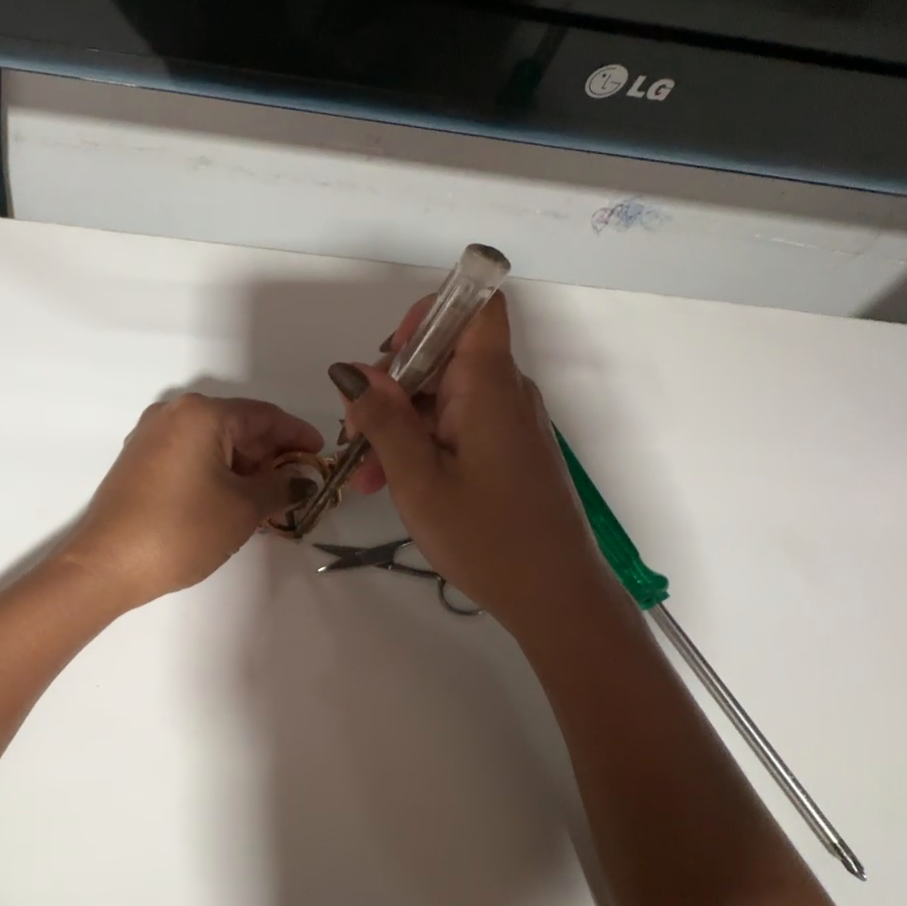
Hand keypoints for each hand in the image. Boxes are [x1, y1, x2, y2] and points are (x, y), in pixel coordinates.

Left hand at [53, 394, 323, 604]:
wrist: (107, 564)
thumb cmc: (181, 529)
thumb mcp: (242, 508)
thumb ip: (280, 486)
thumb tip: (302, 478)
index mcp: (201, 413)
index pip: (264, 416)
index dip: (298, 437)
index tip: (322, 459)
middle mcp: (173, 414)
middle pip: (237, 426)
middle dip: (271, 455)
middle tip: (299, 486)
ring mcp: (150, 436)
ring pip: (212, 443)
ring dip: (244, 467)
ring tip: (270, 500)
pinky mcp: (138, 461)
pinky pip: (190, 456)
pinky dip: (216, 472)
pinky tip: (233, 500)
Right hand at [329, 294, 623, 625]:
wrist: (556, 598)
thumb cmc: (487, 537)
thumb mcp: (418, 480)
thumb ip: (384, 419)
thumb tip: (351, 370)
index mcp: (491, 386)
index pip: (476, 306)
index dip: (431, 312)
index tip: (391, 354)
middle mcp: (505, 392)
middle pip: (445, 352)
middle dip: (392, 383)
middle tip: (355, 433)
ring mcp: (508, 421)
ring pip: (444, 394)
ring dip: (399, 421)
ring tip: (366, 474)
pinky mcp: (507, 448)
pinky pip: (457, 423)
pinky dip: (421, 441)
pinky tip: (391, 480)